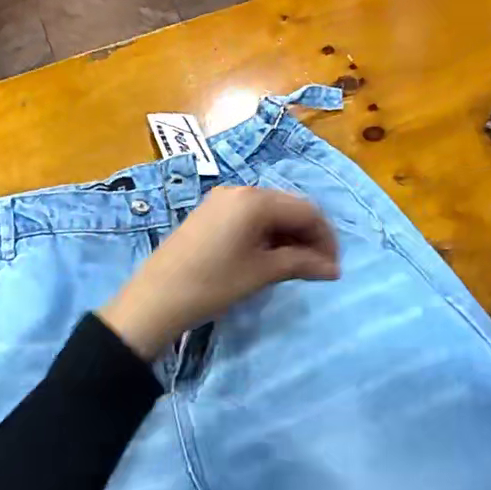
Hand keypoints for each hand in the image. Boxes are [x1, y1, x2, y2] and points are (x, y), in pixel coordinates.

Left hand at [97, 186, 339, 358]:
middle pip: (288, 208)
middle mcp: (239, 190)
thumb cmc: (213, 284)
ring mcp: (221, 200)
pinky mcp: (209, 214)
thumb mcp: (261, 272)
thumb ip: (301, 263)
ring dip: (289, 237)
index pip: (306, 211)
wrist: (156, 299)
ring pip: (269, 213)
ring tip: (298, 267)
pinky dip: (267, 236)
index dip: (326, 238)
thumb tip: (333, 269)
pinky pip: (249, 218)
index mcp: (255, 199)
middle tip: (320, 268)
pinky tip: (271, 258)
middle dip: (309, 236)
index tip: (334, 268)